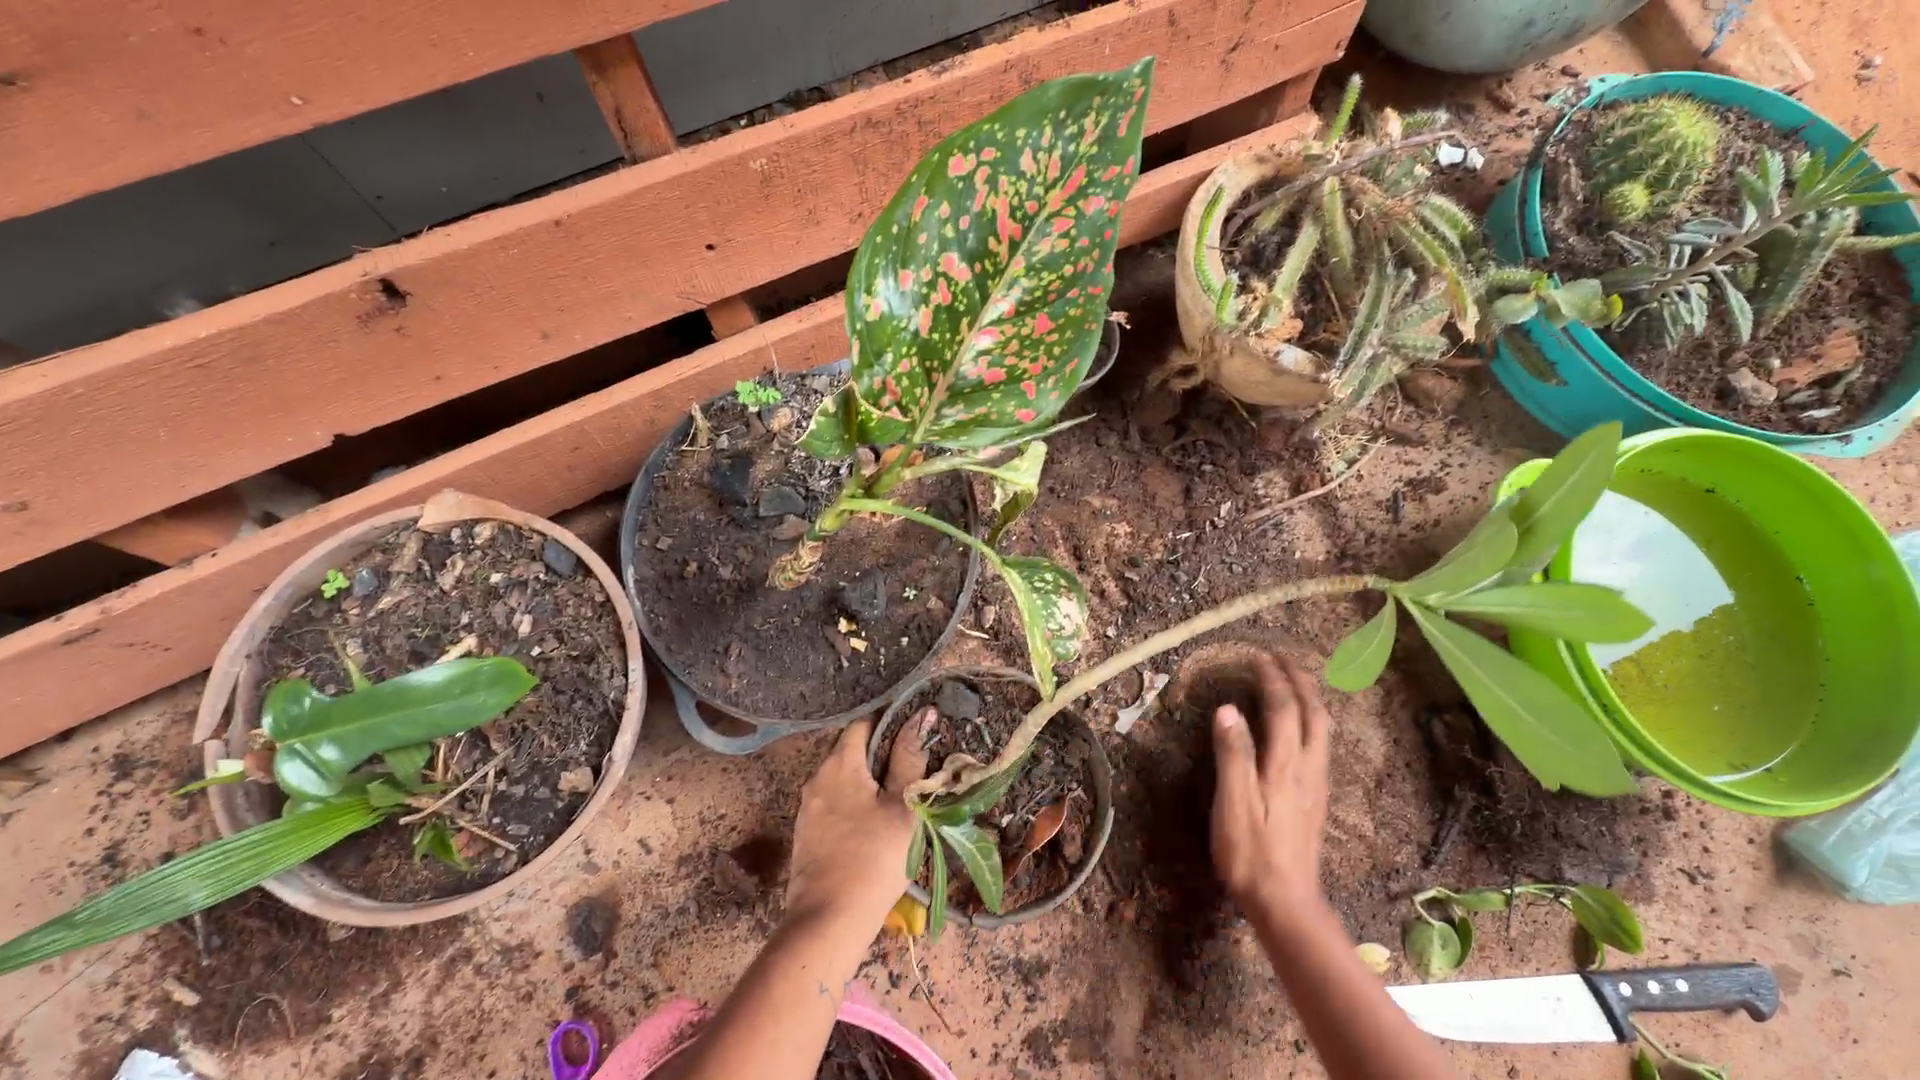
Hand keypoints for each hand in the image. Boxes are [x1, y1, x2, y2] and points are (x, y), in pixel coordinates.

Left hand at [785, 709, 929, 929]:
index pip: (863, 723)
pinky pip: (833, 804)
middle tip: (913, 771)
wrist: (830, 919)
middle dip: (879, 755)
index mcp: (839, 763)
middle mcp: (816, 778)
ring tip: (898, 799)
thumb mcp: (903, 806)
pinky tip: (873, 824)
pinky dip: (854, 804)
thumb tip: (922, 715)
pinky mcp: (806, 834)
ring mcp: (807, 808)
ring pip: (841, 780)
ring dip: (867, 782)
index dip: (890, 723)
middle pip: (849, 751)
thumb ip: (910, 760)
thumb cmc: (874, 857)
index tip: (916, 736)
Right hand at [1211, 654, 1331, 919]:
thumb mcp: (1233, 804)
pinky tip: (1301, 728)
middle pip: (1313, 714)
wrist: (1286, 902)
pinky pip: (1320, 746)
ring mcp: (1316, 785)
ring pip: (1322, 730)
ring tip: (1295, 682)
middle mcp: (1307, 769)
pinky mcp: (1315, 800)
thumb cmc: (1250, 854)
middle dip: (1300, 681)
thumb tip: (1228, 709)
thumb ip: (1233, 754)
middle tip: (1283, 658)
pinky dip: (1311, 721)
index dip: (1272, 679)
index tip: (1258, 656)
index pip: (1283, 709)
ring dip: (1309, 699)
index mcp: (1285, 766)